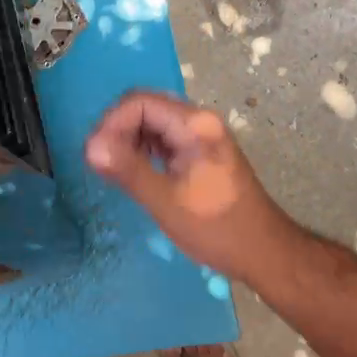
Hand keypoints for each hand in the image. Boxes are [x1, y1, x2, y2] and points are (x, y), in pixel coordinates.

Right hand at [85, 91, 282, 281]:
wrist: (267, 254)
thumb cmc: (218, 229)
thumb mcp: (167, 202)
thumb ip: (128, 170)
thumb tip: (89, 147)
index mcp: (194, 124)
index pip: (138, 102)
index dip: (111, 123)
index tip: (94, 154)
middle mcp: (198, 120)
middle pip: (144, 107)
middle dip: (117, 130)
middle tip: (100, 162)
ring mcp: (201, 134)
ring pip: (151, 121)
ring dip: (128, 140)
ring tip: (113, 170)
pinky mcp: (199, 150)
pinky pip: (162, 137)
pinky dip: (143, 150)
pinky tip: (134, 172)